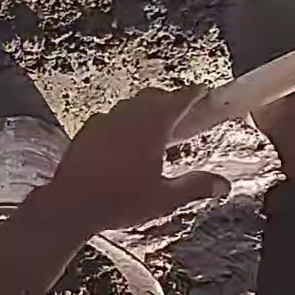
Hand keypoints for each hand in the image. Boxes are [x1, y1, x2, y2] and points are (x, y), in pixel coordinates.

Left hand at [31, 88, 231, 234]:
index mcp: (152, 126)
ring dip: (146, 109)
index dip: (194, 94)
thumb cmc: (120, 201)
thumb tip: (222, 183)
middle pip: (155, 97)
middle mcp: (128, 116)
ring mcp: (105, 120)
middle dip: (171, 101)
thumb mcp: (165, 198)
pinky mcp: (88, 129)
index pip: (178, 99)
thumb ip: (195, 186)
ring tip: (156, 127)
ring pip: (132, 104)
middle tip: (184, 112)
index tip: (204, 91)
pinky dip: (124, 121)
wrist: (72, 203)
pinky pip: (112, 116)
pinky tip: (125, 139)